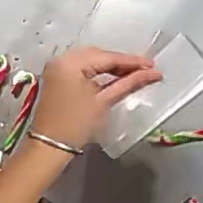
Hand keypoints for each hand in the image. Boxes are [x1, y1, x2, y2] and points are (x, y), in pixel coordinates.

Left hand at [29, 46, 162, 150]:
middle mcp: (61, 60)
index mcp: (70, 63)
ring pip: (90, 61)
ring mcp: (57, 68)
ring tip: (133, 73)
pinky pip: (81, 69)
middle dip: (121, 62)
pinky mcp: (57, 78)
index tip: (152, 65)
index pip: (106, 57)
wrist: (50, 146)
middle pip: (97, 56)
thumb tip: (153, 73)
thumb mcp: (104, 102)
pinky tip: (114, 77)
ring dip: (110, 67)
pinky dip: (97, 73)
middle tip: (145, 69)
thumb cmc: (77, 125)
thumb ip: (128, 83)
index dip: (131, 61)